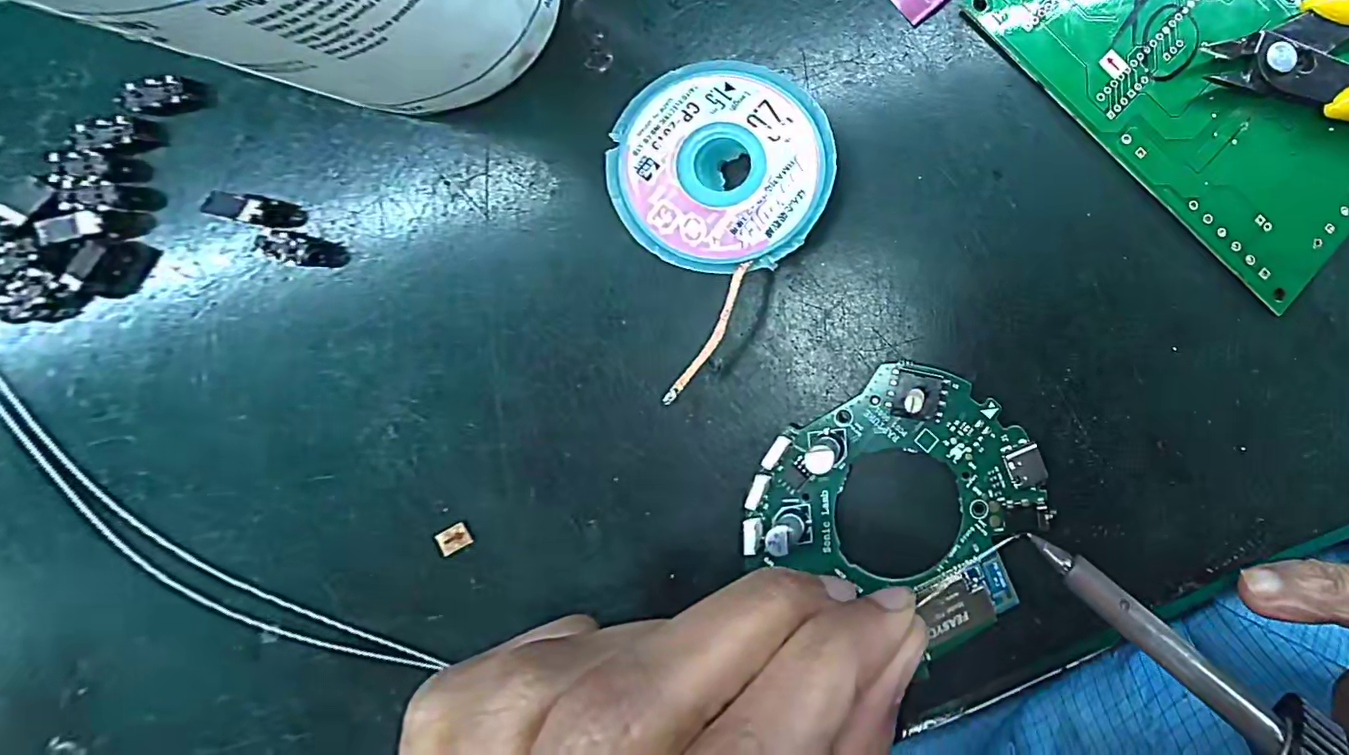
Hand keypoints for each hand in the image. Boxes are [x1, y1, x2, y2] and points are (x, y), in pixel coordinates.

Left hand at [400, 568, 928, 754]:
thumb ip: (835, 746)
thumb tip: (887, 644)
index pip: (792, 699)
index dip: (857, 640)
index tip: (887, 614)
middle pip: (724, 636)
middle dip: (798, 607)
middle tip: (834, 610)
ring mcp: (502, 739)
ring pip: (656, 623)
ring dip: (708, 637)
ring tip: (718, 683)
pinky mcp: (461, 710)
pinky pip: (577, 632)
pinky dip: (613, 646)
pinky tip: (615, 692)